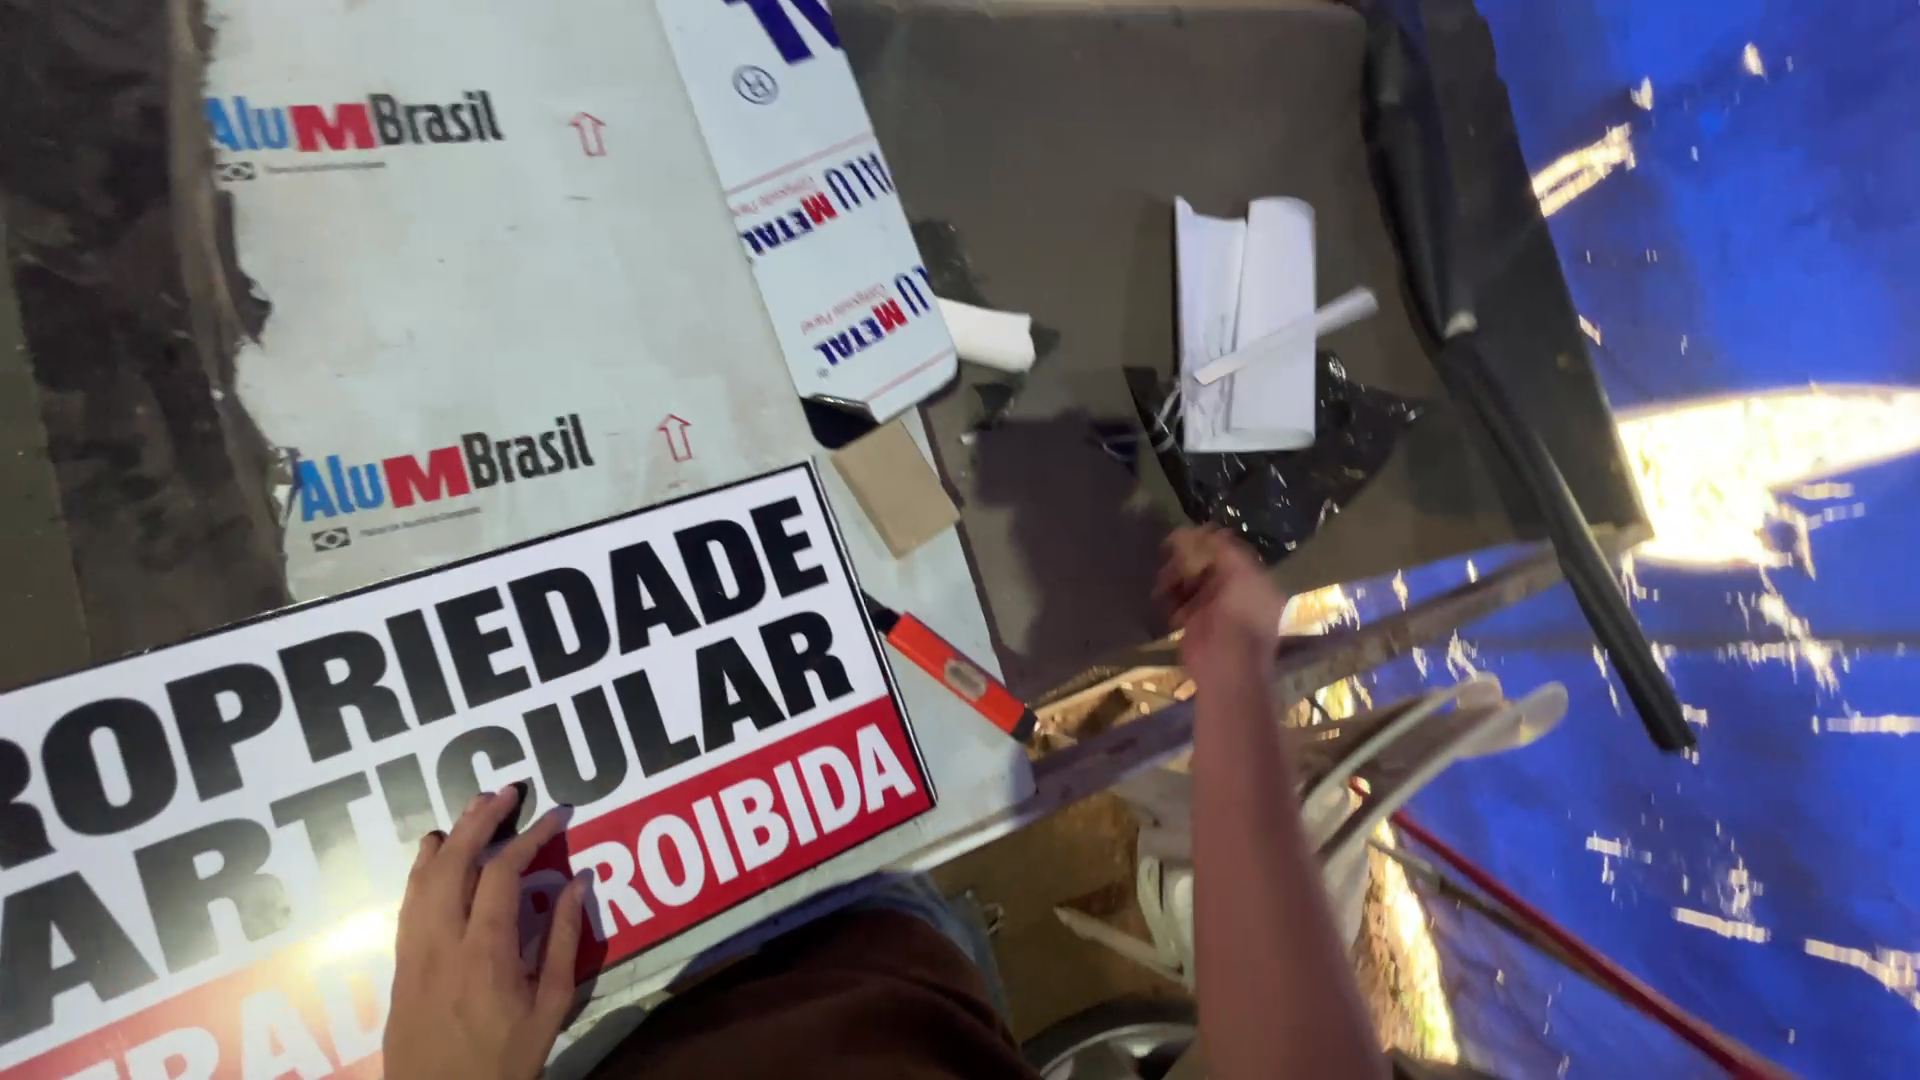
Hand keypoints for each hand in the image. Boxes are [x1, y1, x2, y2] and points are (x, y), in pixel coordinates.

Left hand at [384, 787, 587, 1079]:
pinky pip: (407, 906)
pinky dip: (421, 870)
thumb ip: (565, 938)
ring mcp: (412, 957)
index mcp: (485, 954)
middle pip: (453, 865)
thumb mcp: (553, 1003)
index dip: (530, 835)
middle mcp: (441, 947)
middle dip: (480, 821)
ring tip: (475, 807)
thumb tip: (578, 880)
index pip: (503, 874)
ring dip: (449, 837)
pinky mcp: (399, 969)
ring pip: (423, 881)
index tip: (557, 814)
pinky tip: (432, 850)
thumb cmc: (507, 1058)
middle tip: (507, 791)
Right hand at [1157, 527, 1287, 685]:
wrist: (1225, 669)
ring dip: (1176, 575)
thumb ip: (1228, 552)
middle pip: (1209, 565)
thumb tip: (1211, 530)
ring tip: (1164, 579)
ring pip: (1192, 580)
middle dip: (1188, 558)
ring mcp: (1214, 607)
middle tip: (1169, 551)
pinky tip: (1162, 594)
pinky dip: (1170, 595)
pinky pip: (1180, 600)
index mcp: (1255, 582)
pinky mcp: (1194, 622)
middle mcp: (1236, 592)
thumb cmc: (1239, 622)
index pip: (1232, 553)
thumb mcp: (1241, 579)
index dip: (1211, 541)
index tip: (1188, 533)